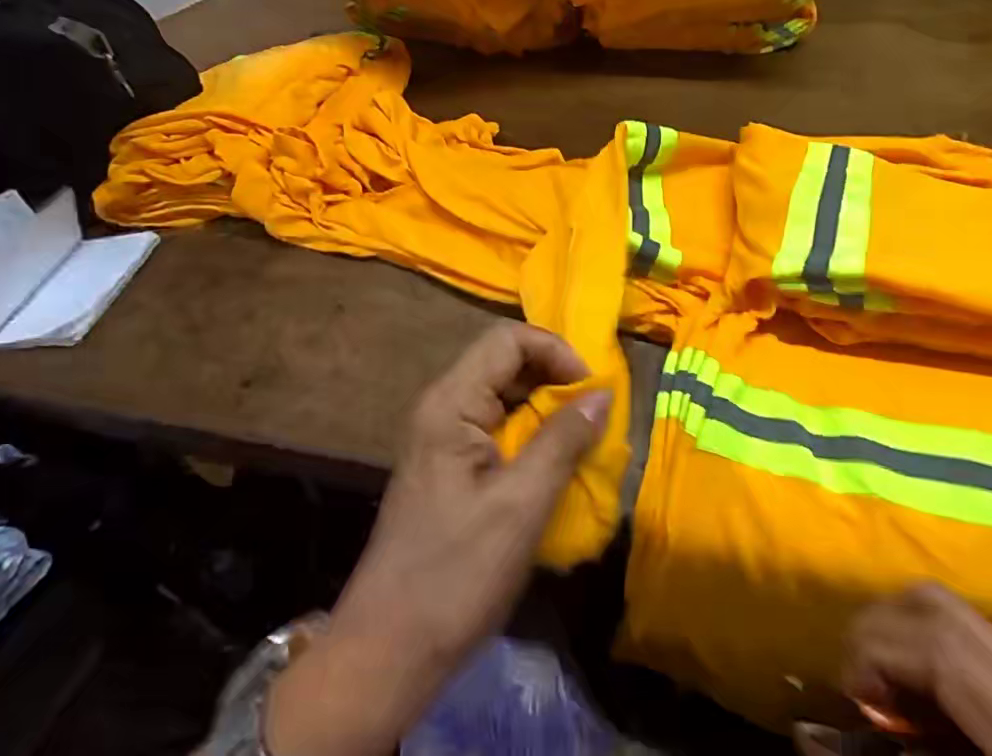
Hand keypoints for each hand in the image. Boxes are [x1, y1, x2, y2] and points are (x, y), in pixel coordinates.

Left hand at [265, 323, 610, 755]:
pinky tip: (556, 466)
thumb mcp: (521, 503)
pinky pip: (499, 431)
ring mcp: (444, 441)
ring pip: (506, 398)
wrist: (389, 651)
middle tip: (594, 414)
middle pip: (507, 364)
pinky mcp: (451, 470)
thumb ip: (563, 440)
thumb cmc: (456, 572)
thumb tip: (602, 393)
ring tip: (584, 439)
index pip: (508, 340)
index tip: (590, 390)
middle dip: (556, 379)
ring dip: (549, 410)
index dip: (556, 351)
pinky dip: (534, 436)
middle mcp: (443, 410)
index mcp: (450, 405)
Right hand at [797, 584, 991, 755]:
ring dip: (900, 634)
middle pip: (942, 607)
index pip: (943, 646)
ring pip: (957, 612)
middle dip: (877, 631)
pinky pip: (979, 644)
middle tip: (859, 688)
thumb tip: (808, 734)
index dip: (877, 655)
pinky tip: (926, 703)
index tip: (855, 699)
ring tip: (886, 692)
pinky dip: (931, 656)